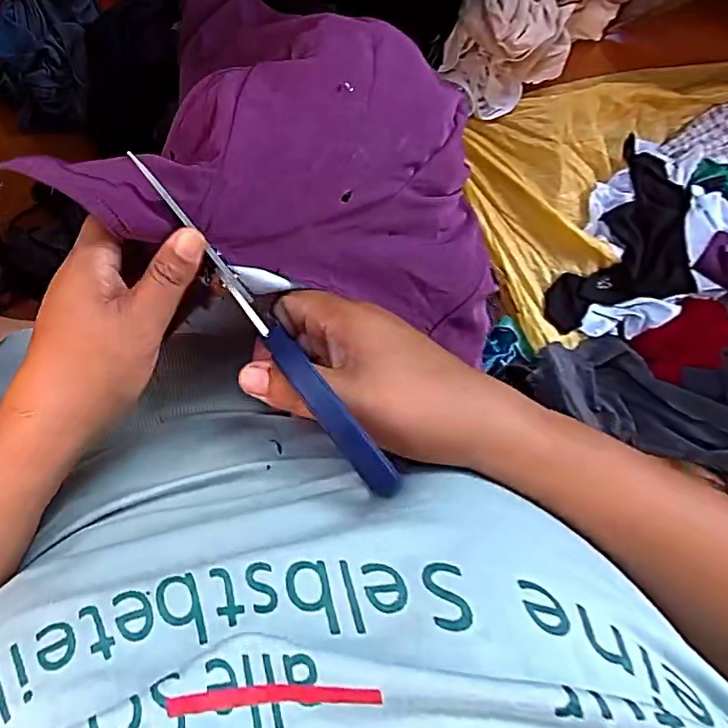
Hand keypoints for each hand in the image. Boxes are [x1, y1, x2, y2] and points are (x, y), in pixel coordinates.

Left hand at [2, 218, 205, 433]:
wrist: (52, 424)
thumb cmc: (93, 370)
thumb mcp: (143, 319)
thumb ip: (169, 274)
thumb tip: (191, 233)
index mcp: (88, 259)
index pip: (117, 209)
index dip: (153, 203)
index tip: (191, 202)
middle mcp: (82, 271)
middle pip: (126, 237)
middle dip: (165, 237)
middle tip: (207, 238)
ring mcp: (85, 296)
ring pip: (129, 266)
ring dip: (161, 266)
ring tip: (202, 267)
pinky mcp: (91, 319)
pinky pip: (125, 290)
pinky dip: (151, 289)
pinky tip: (179, 298)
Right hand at [236, 291, 533, 469]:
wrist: (482, 425)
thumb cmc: (411, 406)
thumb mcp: (343, 400)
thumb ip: (291, 388)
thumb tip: (245, 376)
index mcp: (345, 315)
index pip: (288, 303)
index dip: (268, 332)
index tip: (266, 371)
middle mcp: (361, 319)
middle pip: (305, 326)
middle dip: (289, 358)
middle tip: (289, 396)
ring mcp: (379, 340)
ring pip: (326, 348)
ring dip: (313, 374)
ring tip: (318, 407)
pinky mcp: (392, 362)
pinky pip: (348, 362)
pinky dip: (336, 381)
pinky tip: (345, 408)